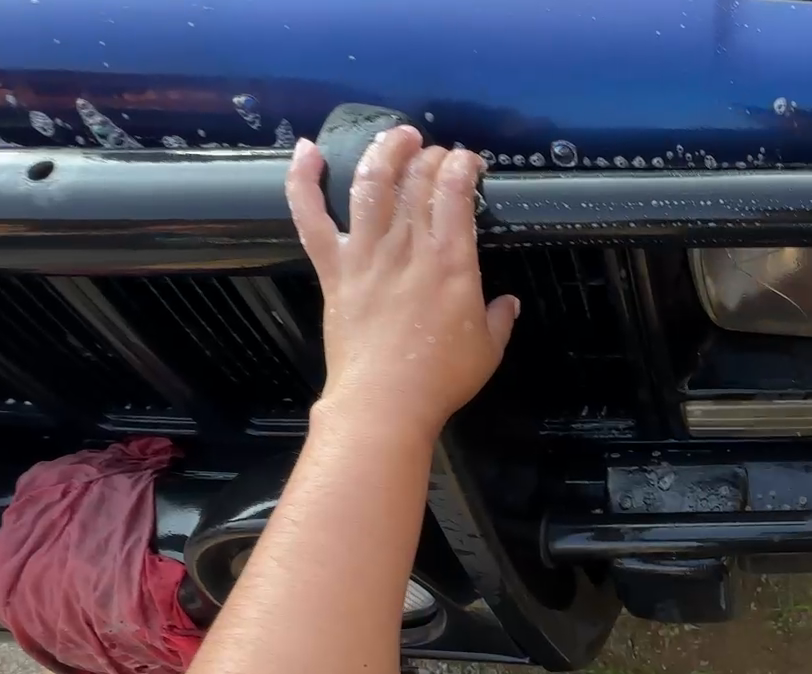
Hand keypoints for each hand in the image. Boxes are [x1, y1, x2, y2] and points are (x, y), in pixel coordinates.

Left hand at [284, 126, 518, 431]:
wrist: (386, 400)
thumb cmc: (443, 377)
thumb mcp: (489, 350)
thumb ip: (500, 319)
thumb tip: (508, 303)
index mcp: (453, 264)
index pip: (455, 195)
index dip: (462, 167)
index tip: (470, 163)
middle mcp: (409, 248)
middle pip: (416, 182)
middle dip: (431, 158)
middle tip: (439, 154)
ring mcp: (366, 253)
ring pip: (371, 184)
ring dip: (383, 151)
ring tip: (396, 135)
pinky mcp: (333, 267)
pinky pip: (310, 214)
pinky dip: (303, 179)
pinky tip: (308, 152)